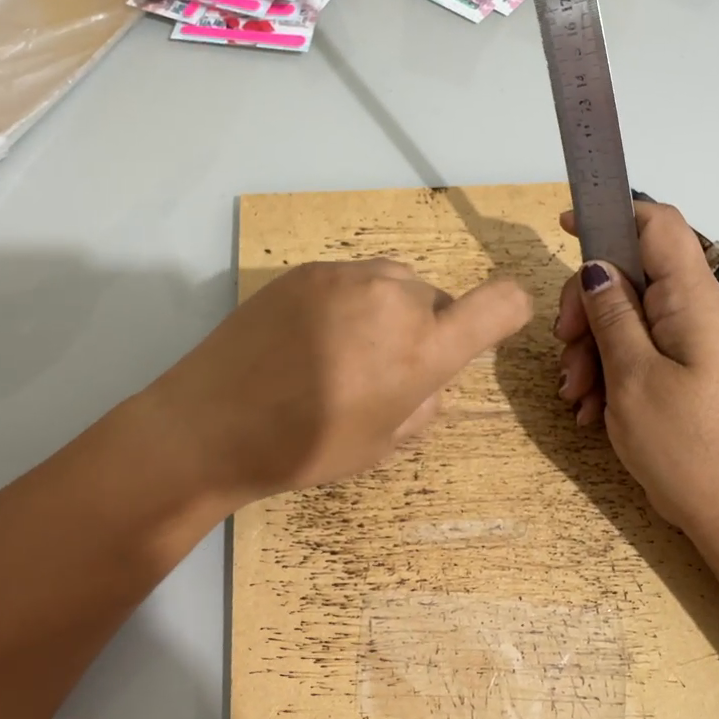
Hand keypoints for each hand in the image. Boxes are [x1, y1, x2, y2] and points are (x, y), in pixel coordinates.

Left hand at [144, 260, 531, 507]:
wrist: (211, 423)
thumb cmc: (305, 448)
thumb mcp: (384, 446)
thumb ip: (425, 402)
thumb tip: (429, 377)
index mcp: (424, 346)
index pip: (500, 303)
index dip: (507, 312)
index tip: (490, 330)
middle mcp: (394, 296)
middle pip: (435, 299)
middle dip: (424, 329)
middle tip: (382, 370)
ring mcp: (345, 276)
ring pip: (392, 284)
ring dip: (386, 311)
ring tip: (342, 352)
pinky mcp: (305, 270)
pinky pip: (349, 280)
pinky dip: (346, 303)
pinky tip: (307, 338)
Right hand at [553, 201, 718, 543]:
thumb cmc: (684, 446)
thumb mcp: (632, 378)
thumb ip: (613, 316)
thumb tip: (596, 269)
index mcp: (692, 303)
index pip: (660, 226)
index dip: (614, 214)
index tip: (566, 229)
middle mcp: (697, 312)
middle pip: (632, 274)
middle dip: (588, 304)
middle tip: (564, 344)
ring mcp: (693, 342)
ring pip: (628, 315)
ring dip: (592, 346)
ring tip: (574, 393)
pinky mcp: (687, 369)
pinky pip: (639, 348)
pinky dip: (608, 368)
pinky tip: (590, 407)